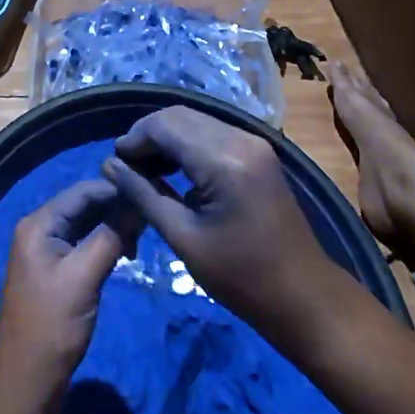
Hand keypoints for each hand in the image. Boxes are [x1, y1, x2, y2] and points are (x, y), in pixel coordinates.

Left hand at [0, 181, 139, 413]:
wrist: (27, 379)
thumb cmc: (54, 323)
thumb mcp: (84, 276)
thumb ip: (110, 237)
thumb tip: (137, 204)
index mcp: (38, 223)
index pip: (81, 191)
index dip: (114, 188)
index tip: (148, 191)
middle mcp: (37, 229)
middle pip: (81, 205)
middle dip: (114, 207)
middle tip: (149, 216)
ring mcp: (43, 250)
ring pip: (82, 225)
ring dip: (110, 226)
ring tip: (141, 236)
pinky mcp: (52, 269)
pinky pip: (80, 243)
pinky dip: (101, 242)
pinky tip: (123, 252)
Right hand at [101, 107, 330, 331]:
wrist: (306, 298)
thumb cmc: (241, 277)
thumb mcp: (183, 237)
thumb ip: (143, 194)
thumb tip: (108, 165)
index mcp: (224, 160)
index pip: (164, 125)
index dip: (133, 139)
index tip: (114, 164)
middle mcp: (241, 139)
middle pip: (178, 115)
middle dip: (147, 135)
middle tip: (127, 167)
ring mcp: (253, 142)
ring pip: (194, 120)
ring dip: (166, 137)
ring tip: (145, 170)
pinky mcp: (257, 152)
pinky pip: (211, 132)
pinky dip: (186, 143)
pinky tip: (173, 170)